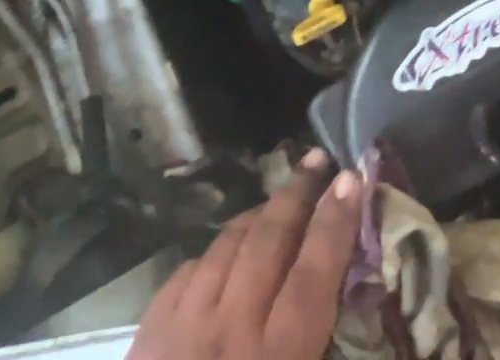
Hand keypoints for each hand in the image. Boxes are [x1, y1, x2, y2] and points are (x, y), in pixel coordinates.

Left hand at [127, 151, 360, 359]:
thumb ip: (322, 346)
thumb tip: (342, 303)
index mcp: (276, 355)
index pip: (313, 271)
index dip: (336, 222)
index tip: (353, 178)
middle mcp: (228, 331)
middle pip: (268, 241)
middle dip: (297, 193)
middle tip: (320, 159)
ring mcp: (181, 328)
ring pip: (226, 246)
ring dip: (258, 215)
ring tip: (281, 198)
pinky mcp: (146, 336)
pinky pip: (189, 270)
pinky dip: (216, 251)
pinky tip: (227, 252)